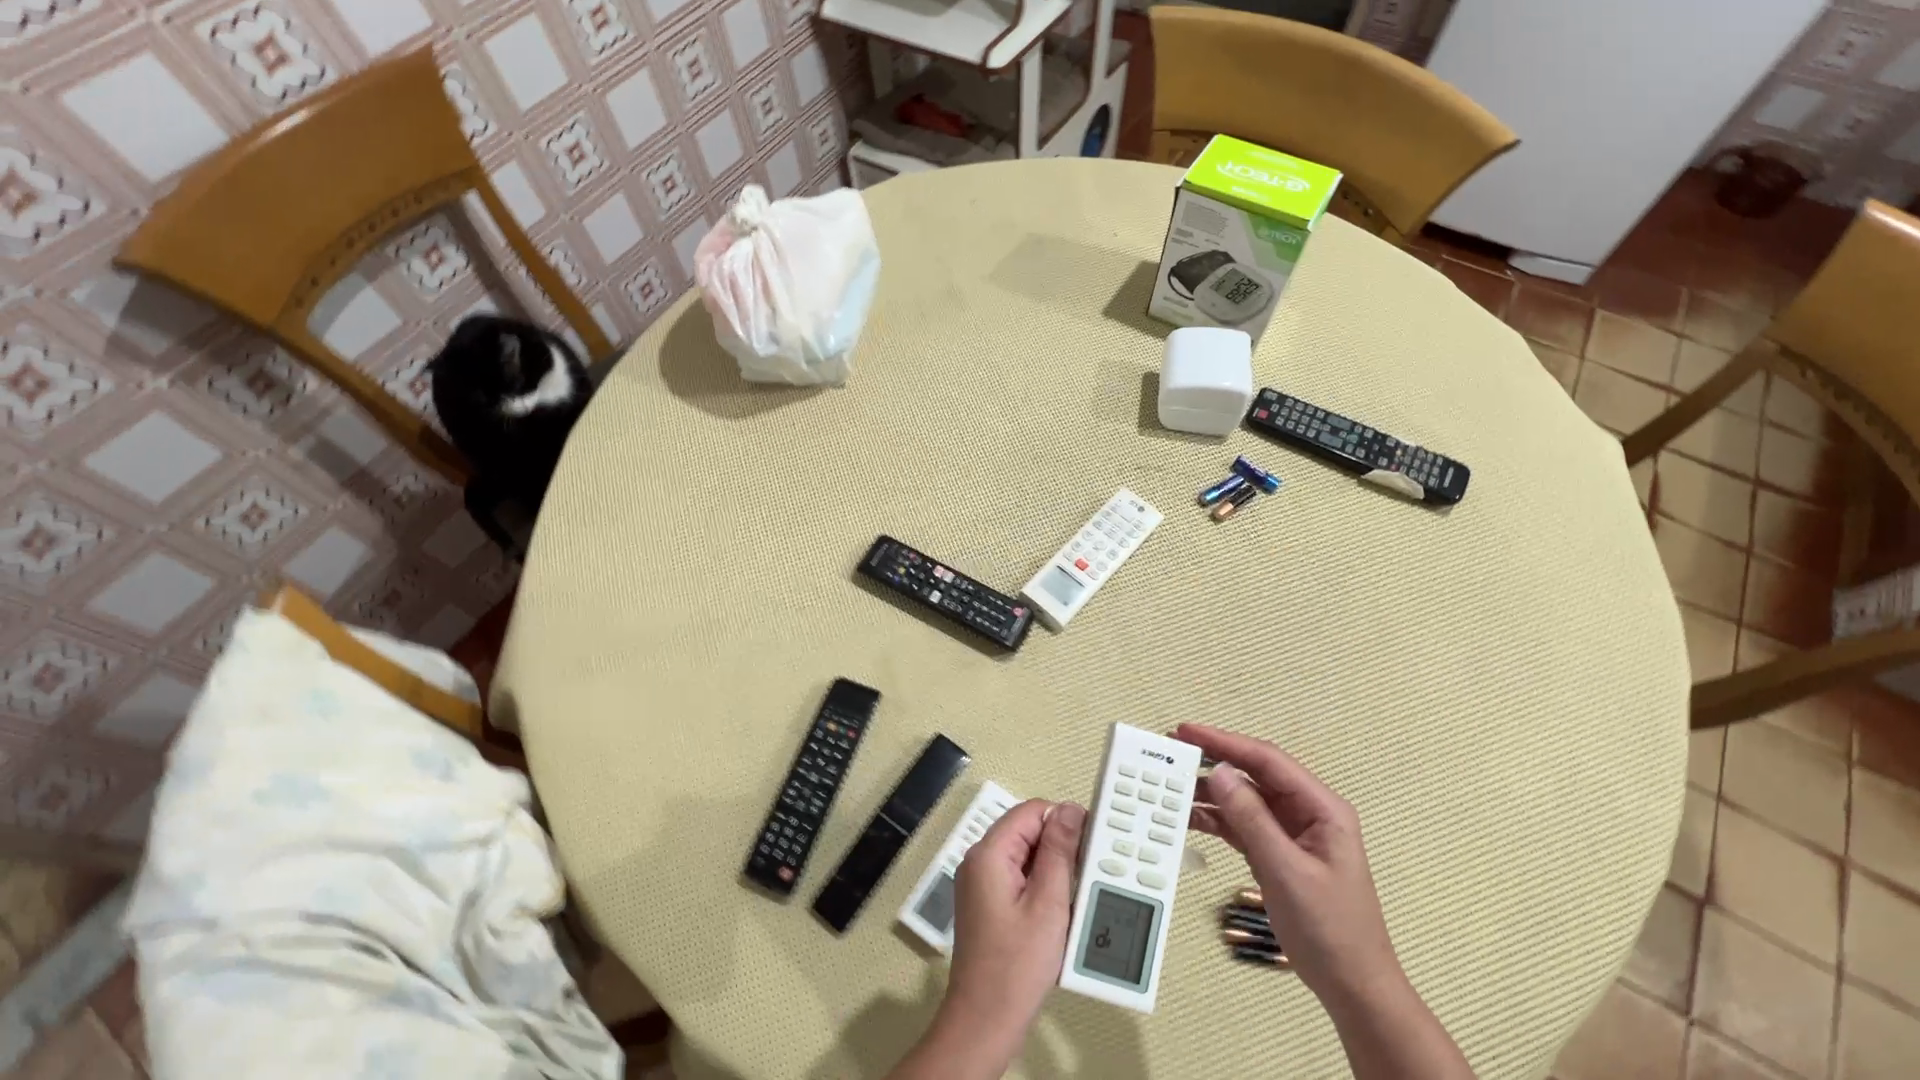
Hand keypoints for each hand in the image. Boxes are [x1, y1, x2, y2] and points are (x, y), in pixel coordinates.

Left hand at [941, 800, 1086, 1056]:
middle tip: (1086, 875)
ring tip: (1073, 897)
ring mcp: (980, 884)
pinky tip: (1058, 910)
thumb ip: (1059, 851)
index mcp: (988, 854)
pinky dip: (1041, 886)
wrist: (986, 1018)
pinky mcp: (987, 903)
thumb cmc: (1018, 965)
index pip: (1031, 811)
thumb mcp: (1049, 902)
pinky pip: (1019, 878)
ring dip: (1052, 869)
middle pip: (1026, 831)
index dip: (1063, 821)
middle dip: (1059, 847)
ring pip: (1025, 856)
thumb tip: (1070, 809)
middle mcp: (979, 862)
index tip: (1090, 845)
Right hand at [1174, 724, 1403, 1007]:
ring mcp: (1292, 834)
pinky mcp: (1277, 854)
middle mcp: (1307, 813)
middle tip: (1172, 751)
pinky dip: (1216, 820)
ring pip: (1245, 799)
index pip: (1268, 761)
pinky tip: (1189, 816)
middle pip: (1256, 775)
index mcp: (1322, 808)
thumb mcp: (1286, 870)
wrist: (1352, 984)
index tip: (1187, 731)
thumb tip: (1221, 773)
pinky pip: (1242, 826)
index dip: (1226, 742)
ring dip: (1211, 792)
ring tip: (1171, 784)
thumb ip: (1252, 819)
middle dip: (1215, 760)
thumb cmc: (1329, 927)